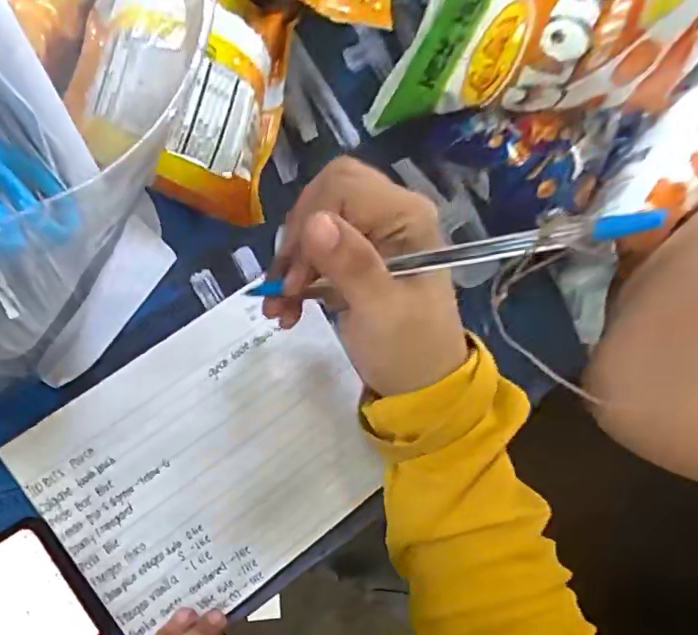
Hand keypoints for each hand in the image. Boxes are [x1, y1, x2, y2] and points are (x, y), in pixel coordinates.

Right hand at [262, 157, 469, 397]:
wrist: (418, 384)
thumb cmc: (407, 347)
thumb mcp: (380, 309)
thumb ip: (350, 264)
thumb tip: (314, 223)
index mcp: (403, 215)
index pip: (340, 185)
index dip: (308, 223)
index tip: (297, 276)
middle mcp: (384, 217)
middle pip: (321, 200)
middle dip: (294, 244)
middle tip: (286, 289)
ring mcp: (366, 241)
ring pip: (310, 230)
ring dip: (287, 268)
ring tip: (279, 310)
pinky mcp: (349, 266)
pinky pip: (309, 258)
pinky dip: (291, 283)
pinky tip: (285, 312)